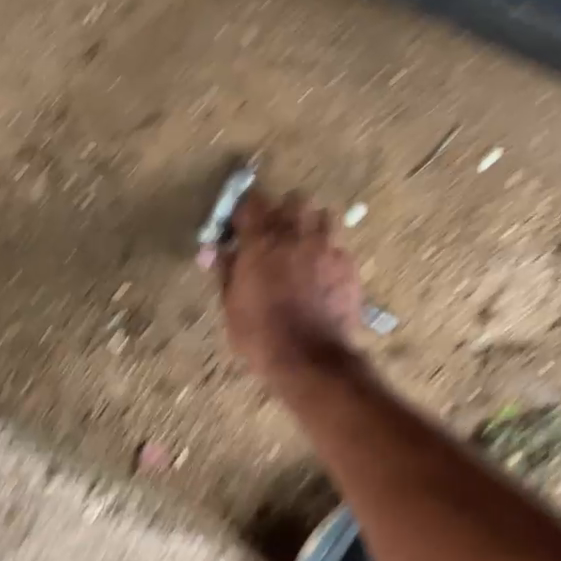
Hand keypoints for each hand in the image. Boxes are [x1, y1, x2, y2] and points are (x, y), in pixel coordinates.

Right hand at [218, 189, 364, 380]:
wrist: (312, 361)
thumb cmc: (261, 334)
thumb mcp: (231, 304)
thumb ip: (224, 269)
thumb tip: (211, 249)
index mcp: (261, 241)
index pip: (254, 201)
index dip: (247, 211)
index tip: (242, 226)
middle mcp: (295, 235)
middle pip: (293, 200)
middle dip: (284, 211)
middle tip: (276, 233)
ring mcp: (327, 248)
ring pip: (323, 215)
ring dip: (312, 224)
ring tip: (305, 245)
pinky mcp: (349, 266)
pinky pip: (340, 246)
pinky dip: (330, 252)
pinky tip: (324, 272)